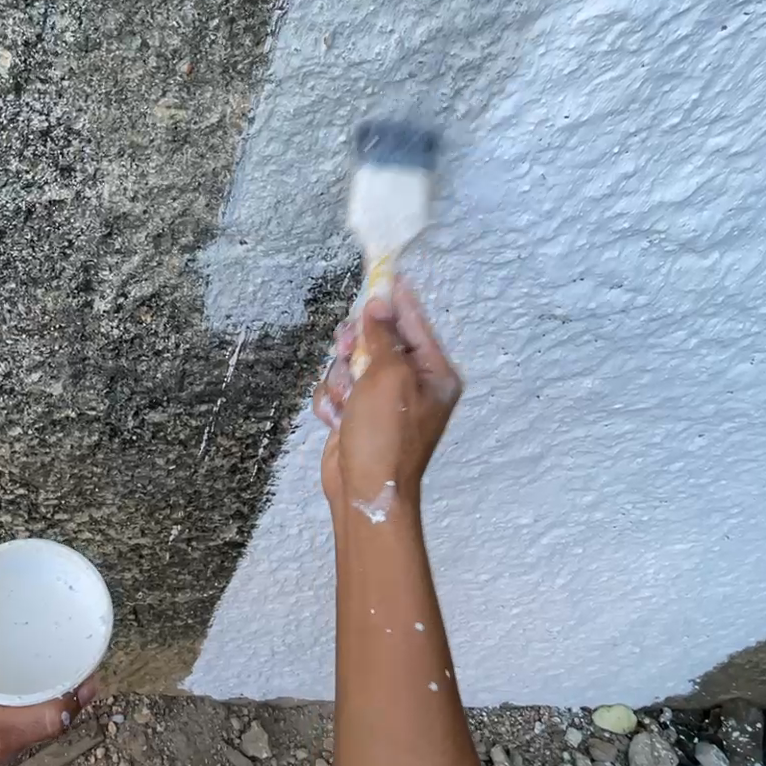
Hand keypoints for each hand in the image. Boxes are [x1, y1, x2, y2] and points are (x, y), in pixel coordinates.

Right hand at [314, 278, 461, 516]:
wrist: (364, 491)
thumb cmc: (385, 435)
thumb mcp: (387, 377)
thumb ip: (382, 336)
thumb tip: (378, 303)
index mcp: (433, 373)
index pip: (413, 323)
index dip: (395, 299)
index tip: (384, 273)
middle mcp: (411, 383)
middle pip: (376, 340)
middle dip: (355, 347)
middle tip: (345, 349)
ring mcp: (382, 400)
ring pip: (349, 363)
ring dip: (340, 380)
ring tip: (345, 402)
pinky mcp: (357, 414)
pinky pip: (337, 388)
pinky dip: (332, 401)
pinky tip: (337, 419)